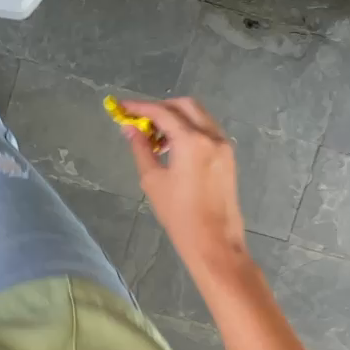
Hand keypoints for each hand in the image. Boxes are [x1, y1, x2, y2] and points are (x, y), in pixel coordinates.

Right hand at [120, 98, 246, 267]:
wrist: (215, 243)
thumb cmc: (179, 215)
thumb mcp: (152, 180)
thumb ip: (141, 148)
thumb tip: (129, 128)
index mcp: (192, 141)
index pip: (162, 112)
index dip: (139, 107)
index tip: (121, 107)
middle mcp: (211, 136)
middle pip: (185, 105)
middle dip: (161, 107)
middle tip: (140, 119)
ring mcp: (224, 146)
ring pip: (198, 116)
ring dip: (176, 117)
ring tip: (155, 137)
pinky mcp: (228, 157)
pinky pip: (207, 130)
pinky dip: (189, 129)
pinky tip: (173, 147)